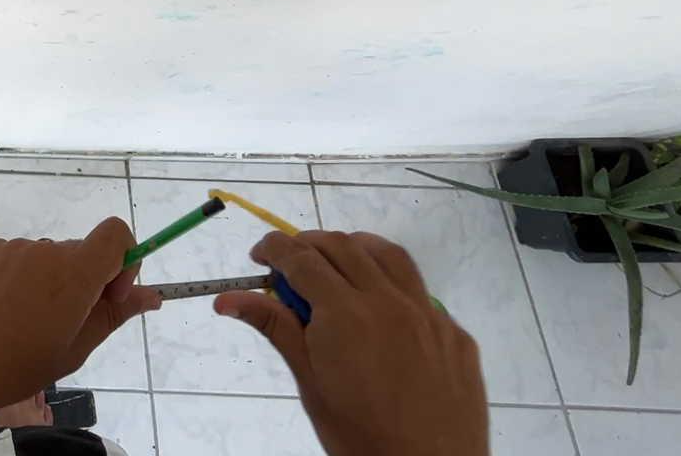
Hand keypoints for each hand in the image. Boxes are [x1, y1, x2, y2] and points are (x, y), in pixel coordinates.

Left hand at [0, 217, 161, 429]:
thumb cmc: (17, 366)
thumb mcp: (74, 350)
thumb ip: (114, 315)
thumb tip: (151, 296)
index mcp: (72, 274)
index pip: (115, 232)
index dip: (125, 258)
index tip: (112, 295)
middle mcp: (44, 249)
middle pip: (83, 251)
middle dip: (89, 281)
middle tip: (69, 324)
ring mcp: (13, 247)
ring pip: (51, 257)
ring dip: (54, 282)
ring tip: (30, 324)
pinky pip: (23, 257)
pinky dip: (26, 277)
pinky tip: (7, 310)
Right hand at [215, 231, 487, 455]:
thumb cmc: (358, 435)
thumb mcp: (308, 380)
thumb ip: (273, 326)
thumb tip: (225, 299)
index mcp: (345, 313)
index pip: (299, 257)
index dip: (273, 248)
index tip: (259, 258)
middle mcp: (388, 303)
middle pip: (340, 245)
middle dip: (306, 245)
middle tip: (290, 267)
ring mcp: (428, 316)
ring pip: (386, 254)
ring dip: (353, 248)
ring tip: (335, 267)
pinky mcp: (456, 335)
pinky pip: (419, 290)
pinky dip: (391, 284)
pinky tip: (380, 312)